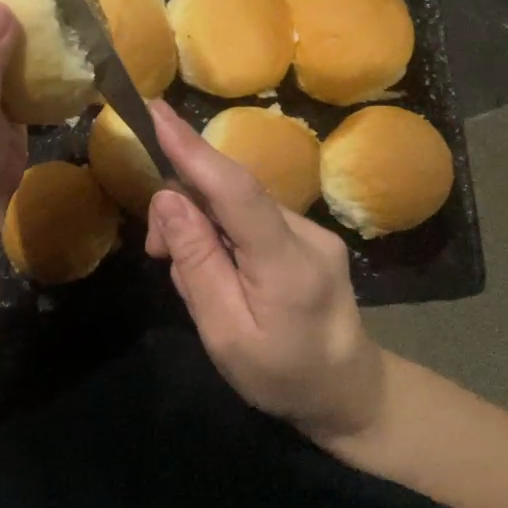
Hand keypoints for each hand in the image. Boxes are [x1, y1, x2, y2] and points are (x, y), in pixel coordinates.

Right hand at [143, 101, 386, 444]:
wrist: (351, 395)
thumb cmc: (282, 376)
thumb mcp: (225, 335)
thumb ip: (196, 264)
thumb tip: (168, 198)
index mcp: (288, 265)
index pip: (236, 191)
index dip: (193, 150)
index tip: (156, 112)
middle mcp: (306, 234)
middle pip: (225, 192)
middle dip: (179, 209)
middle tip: (157, 255)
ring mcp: (310, 231)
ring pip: (230, 202)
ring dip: (197, 225)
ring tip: (191, 278)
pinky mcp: (305, 235)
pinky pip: (244, 214)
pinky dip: (217, 231)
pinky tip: (216, 270)